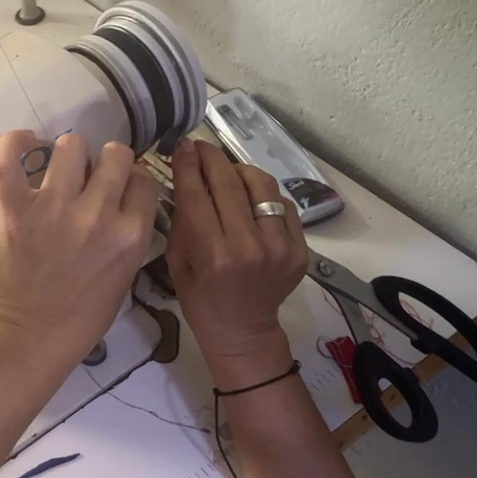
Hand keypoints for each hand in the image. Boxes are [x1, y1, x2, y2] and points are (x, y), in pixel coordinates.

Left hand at [0, 130, 158, 374]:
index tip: (120, 191)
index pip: (144, 180)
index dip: (133, 181)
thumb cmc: (86, 312)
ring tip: (61, 171)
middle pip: (115, 154)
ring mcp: (54, 207)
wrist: (37, 333)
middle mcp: (98, 214)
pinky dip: (15, 144)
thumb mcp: (128, 272)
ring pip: (72, 145)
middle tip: (91, 180)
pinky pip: (9, 160)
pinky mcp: (16, 209)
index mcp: (131, 234)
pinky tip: (25, 144)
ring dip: (70, 154)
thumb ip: (132, 230)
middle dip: (107, 163)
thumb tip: (124, 194)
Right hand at [167, 139, 309, 371]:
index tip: (183, 145)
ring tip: (228, 170)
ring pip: (262, 186)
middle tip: (202, 147)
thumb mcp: (176, 261)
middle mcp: (248, 246)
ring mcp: (279, 247)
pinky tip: (250, 197)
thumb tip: (186, 178)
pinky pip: (282, 206)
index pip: (197, 195)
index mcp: (212, 253)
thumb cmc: (200, 299)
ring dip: (241, 171)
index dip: (188, 165)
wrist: (242, 331)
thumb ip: (182, 220)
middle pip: (229, 184)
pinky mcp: (299, 249)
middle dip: (212, 159)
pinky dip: (264, 194)